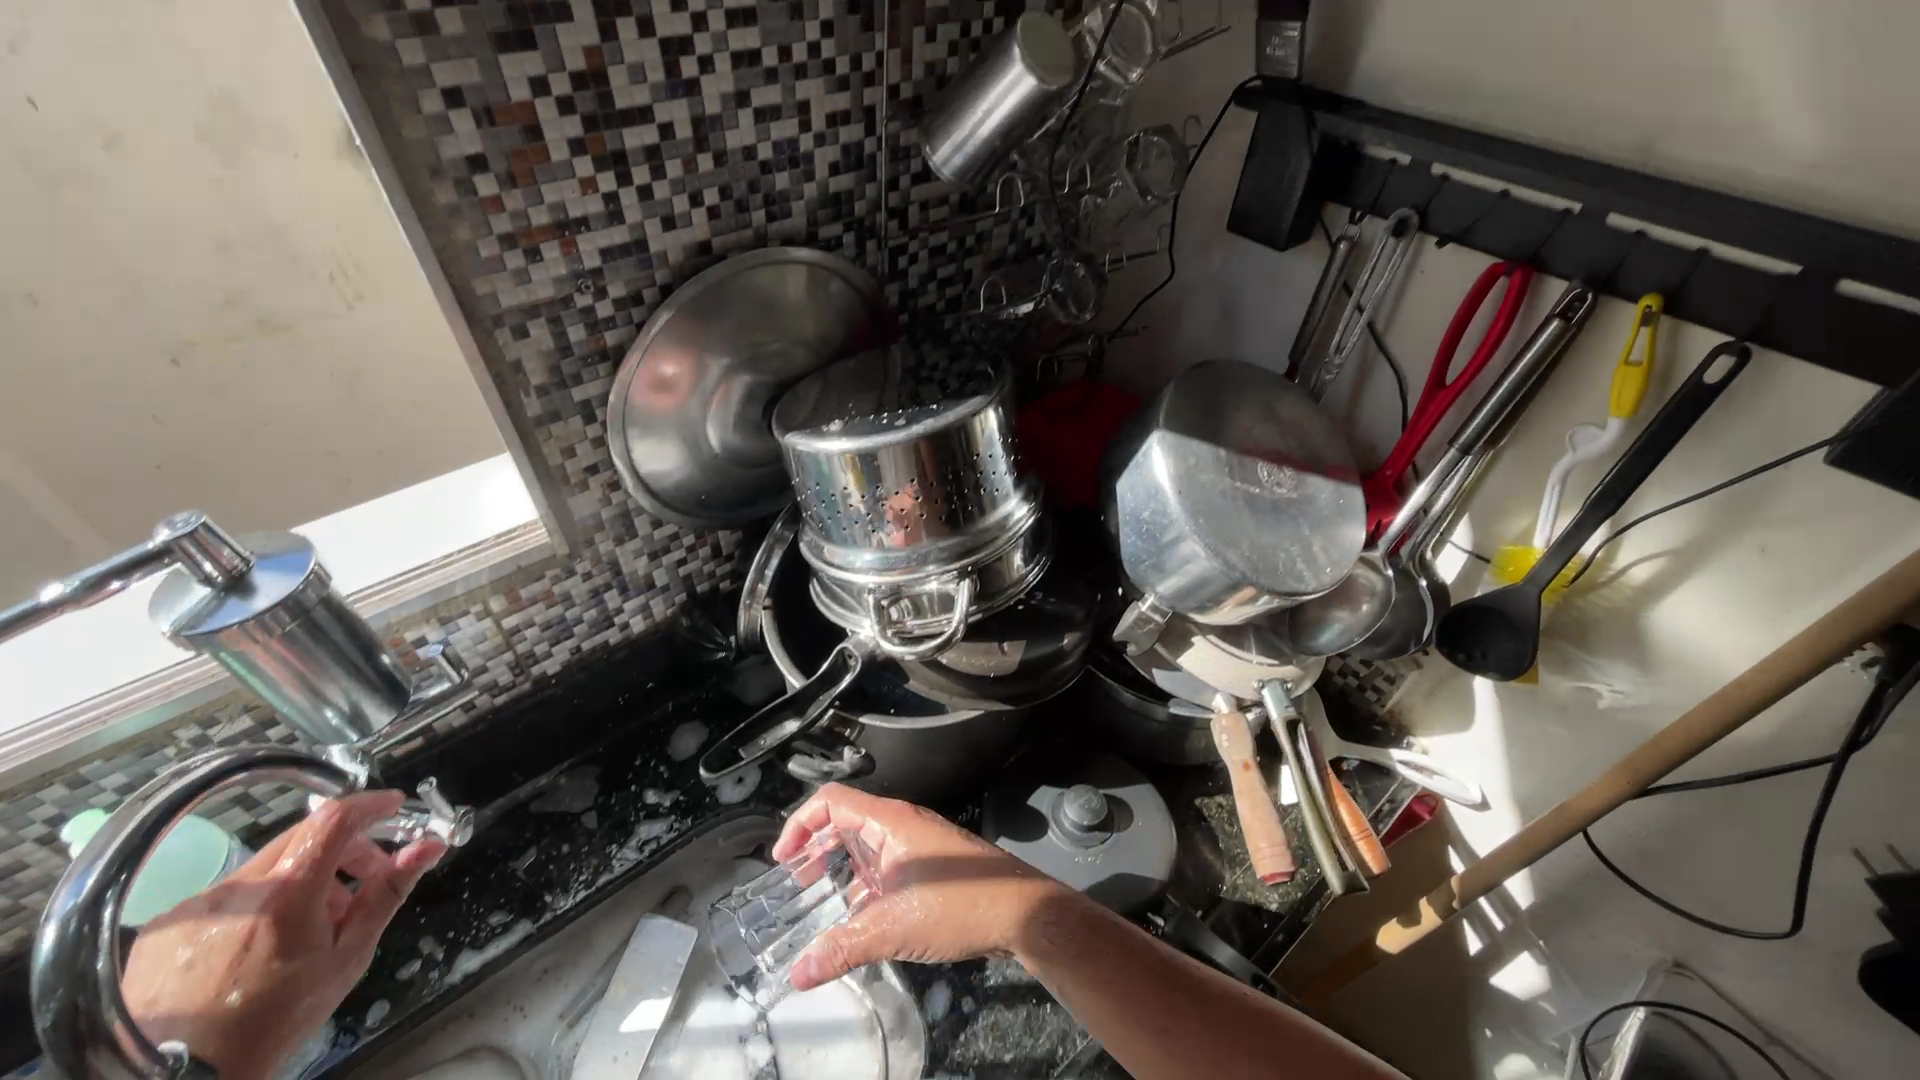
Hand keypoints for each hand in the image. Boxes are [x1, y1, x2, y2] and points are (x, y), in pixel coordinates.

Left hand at [122, 791, 445, 1079]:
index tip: (394, 807)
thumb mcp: (348, 956)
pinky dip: (255, 907)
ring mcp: (196, 904)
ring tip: (309, 929)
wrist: (183, 1077)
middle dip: (345, 850)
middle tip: (365, 882)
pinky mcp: (165, 925)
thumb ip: (387, 893)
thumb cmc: (279, 1017)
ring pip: (264, 869)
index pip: (335, 819)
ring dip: (300, 881)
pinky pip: (225, 897)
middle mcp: (239, 885)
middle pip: (303, 838)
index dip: (370, 805)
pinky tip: (256, 949)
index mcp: (288, 891)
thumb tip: (429, 846)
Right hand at [772, 784, 1072, 990]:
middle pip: (846, 822)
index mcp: (889, 821)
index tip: (782, 858)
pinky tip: (862, 919)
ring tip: (821, 905)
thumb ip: (843, 948)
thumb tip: (798, 974)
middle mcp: (902, 824)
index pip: (831, 801)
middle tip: (795, 882)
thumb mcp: (894, 928)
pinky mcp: (932, 865)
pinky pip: (887, 866)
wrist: (1024, 913)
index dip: (800, 824)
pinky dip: (867, 886)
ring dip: (842, 870)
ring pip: (868, 848)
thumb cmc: (960, 903)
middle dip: (816, 848)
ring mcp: (919, 844)